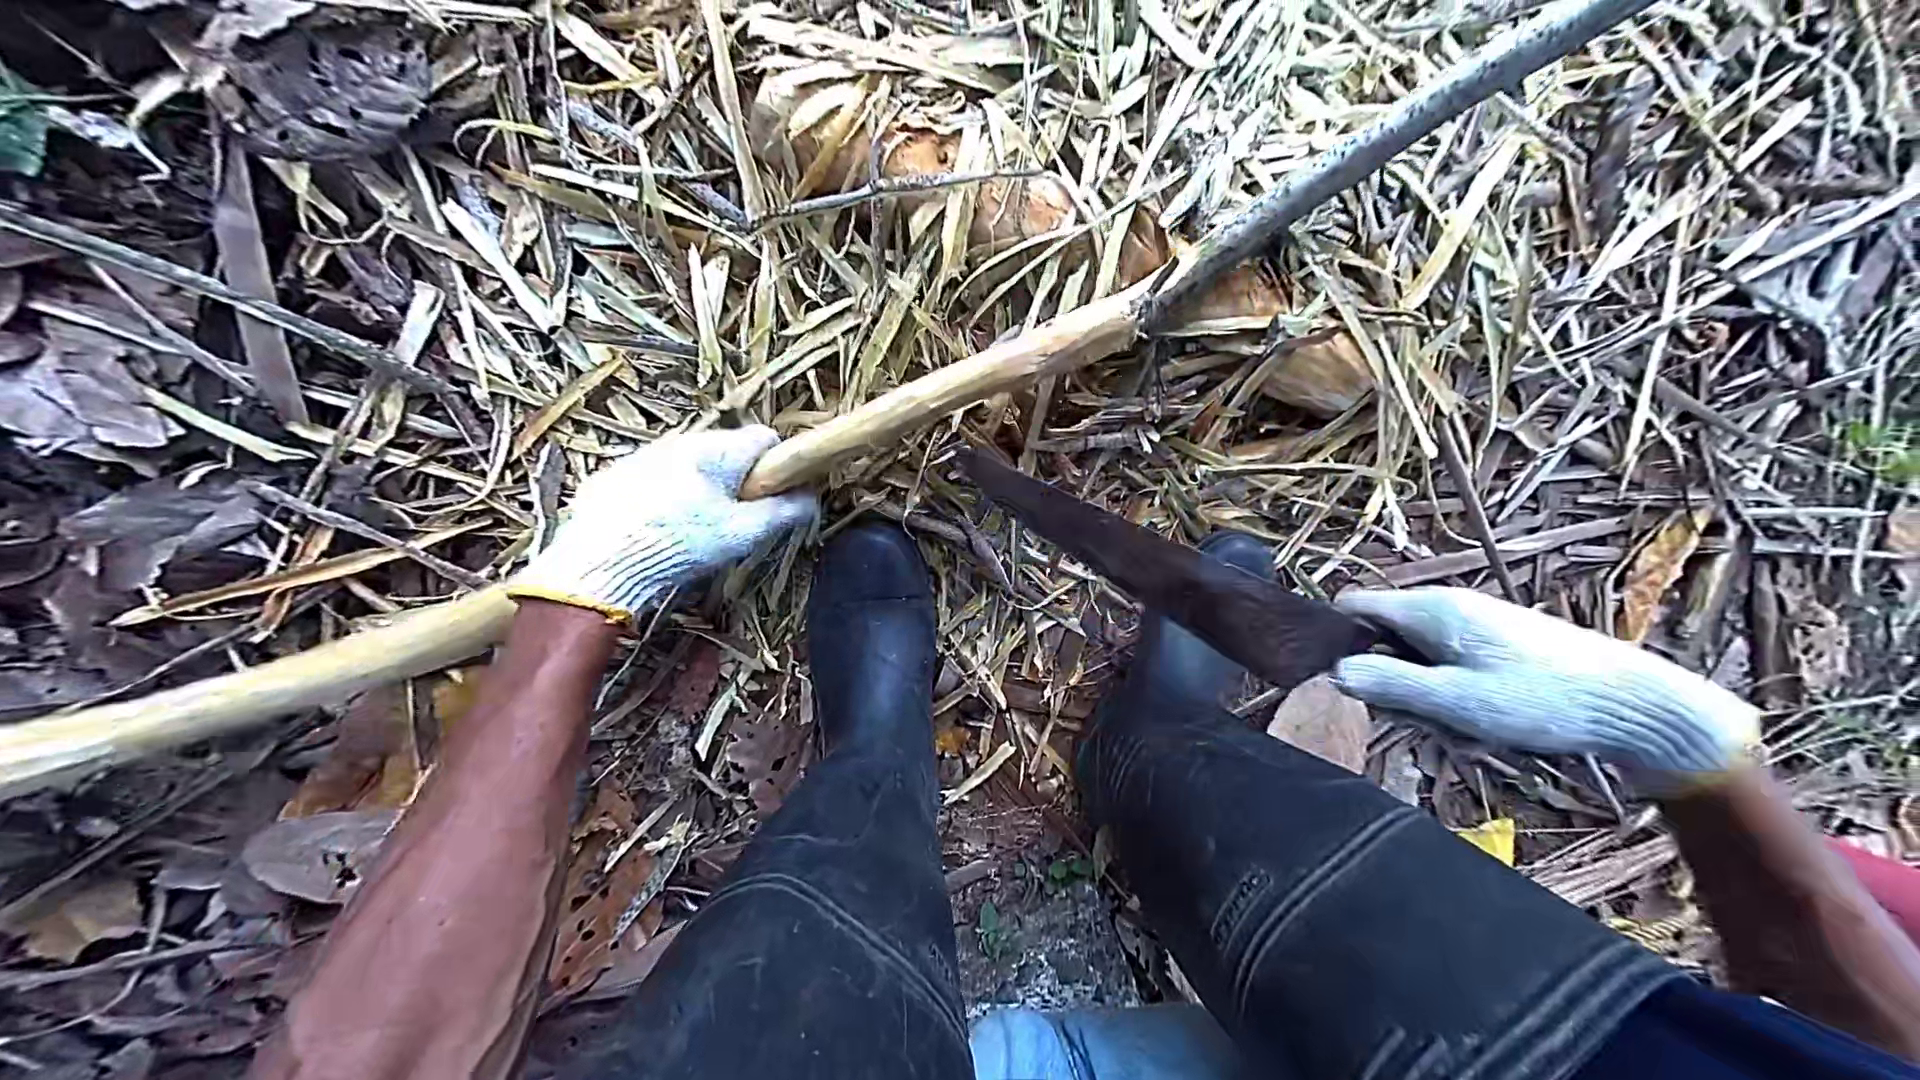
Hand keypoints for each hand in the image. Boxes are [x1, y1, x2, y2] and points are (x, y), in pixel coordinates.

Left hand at [507, 426, 814, 623]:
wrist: (599, 565)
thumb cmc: (680, 545)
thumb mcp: (742, 533)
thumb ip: (784, 512)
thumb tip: (812, 498)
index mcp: (716, 450)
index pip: (765, 437)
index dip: (778, 465)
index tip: (773, 495)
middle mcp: (680, 441)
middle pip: (728, 450)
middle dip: (739, 479)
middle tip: (735, 520)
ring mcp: (644, 455)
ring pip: (691, 463)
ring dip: (703, 487)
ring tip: (694, 528)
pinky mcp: (615, 475)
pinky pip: (656, 477)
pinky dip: (667, 495)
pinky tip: (658, 528)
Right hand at [1330, 587, 1758, 779]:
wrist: (1650, 710)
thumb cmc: (1546, 701)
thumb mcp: (1456, 701)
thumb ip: (1388, 684)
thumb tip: (1333, 671)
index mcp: (1430, 608)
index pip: (1352, 606)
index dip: (1340, 640)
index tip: (1359, 681)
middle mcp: (1447, 605)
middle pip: (1383, 637)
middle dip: (1391, 679)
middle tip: (1424, 717)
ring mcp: (1474, 623)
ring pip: (1416, 656)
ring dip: (1426, 694)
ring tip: (1464, 726)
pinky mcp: (1497, 642)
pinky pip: (1449, 663)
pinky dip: (1454, 693)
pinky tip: (1486, 723)